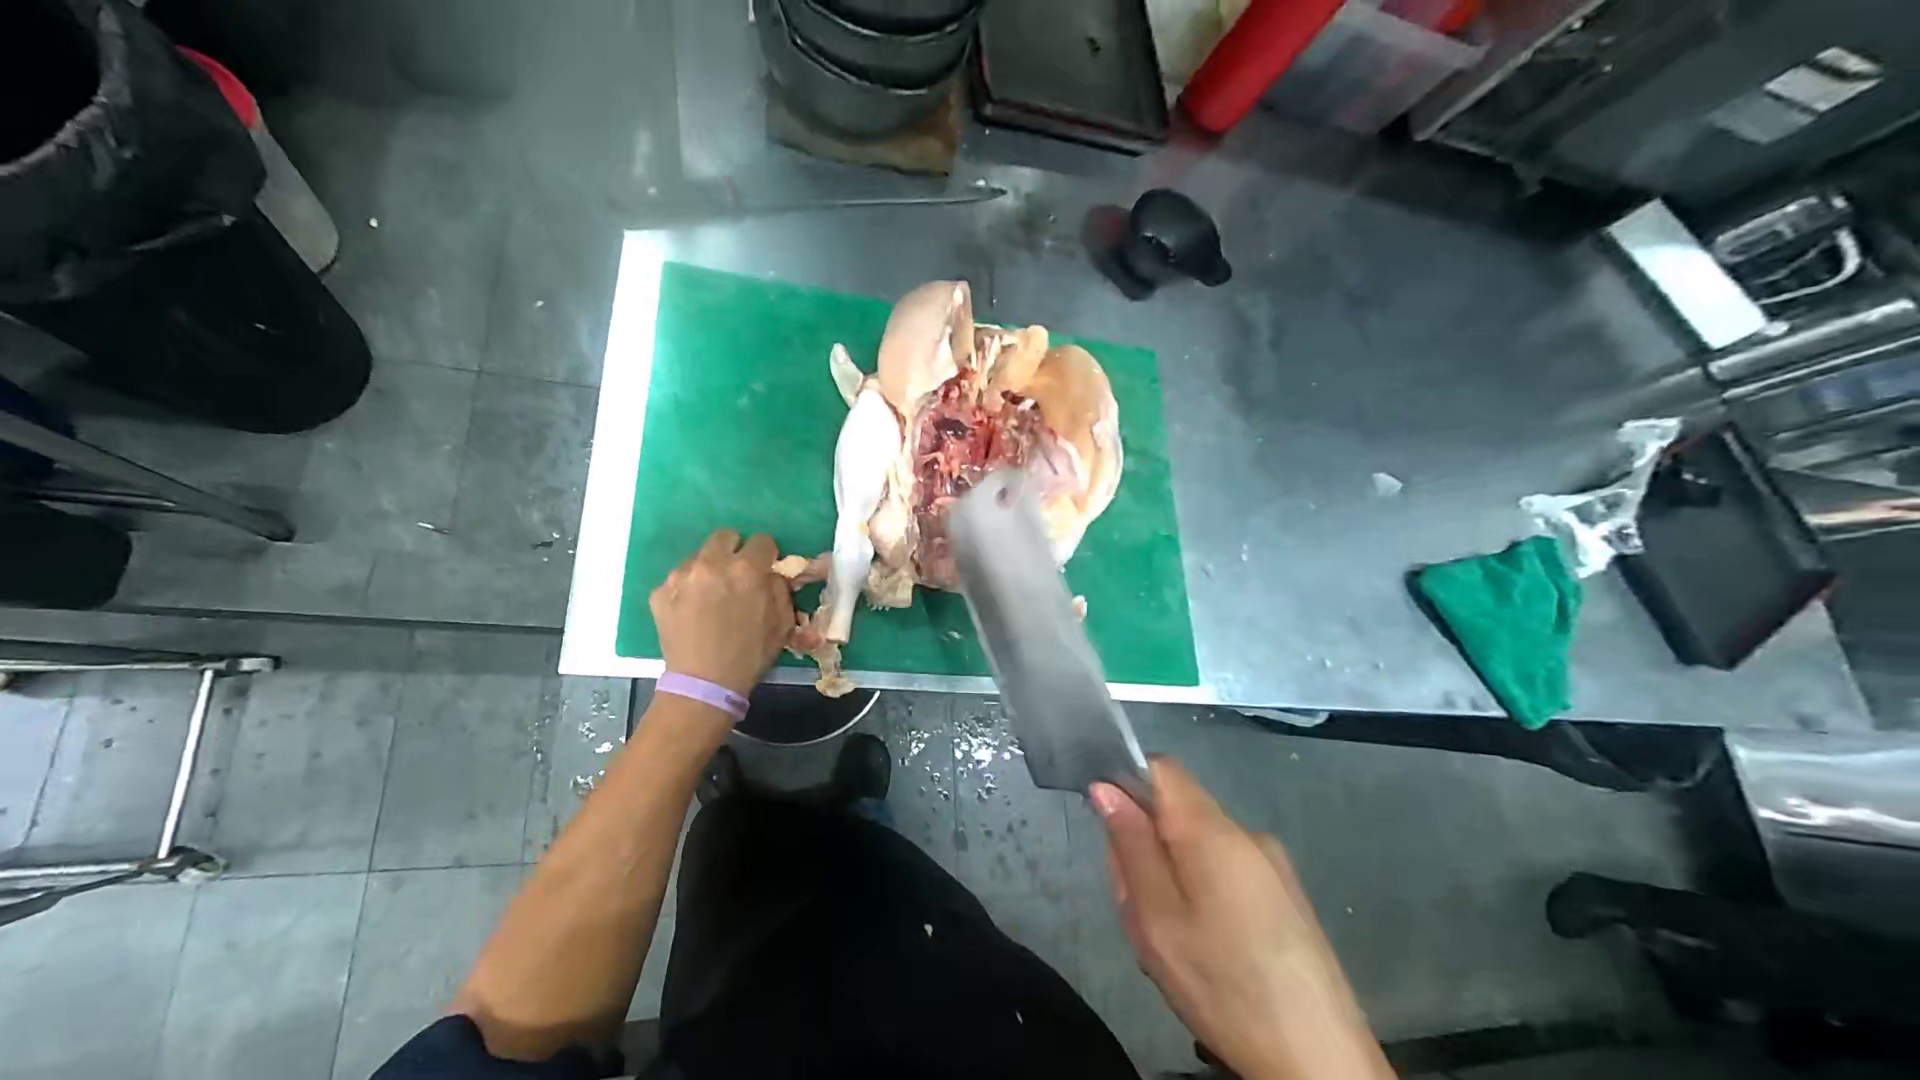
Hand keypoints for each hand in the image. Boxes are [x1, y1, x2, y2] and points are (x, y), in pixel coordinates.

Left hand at [650, 529, 794, 696]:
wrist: (703, 684)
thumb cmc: (750, 655)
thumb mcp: (783, 623)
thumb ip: (780, 589)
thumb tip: (772, 573)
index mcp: (746, 569)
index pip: (762, 540)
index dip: (766, 555)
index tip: (764, 569)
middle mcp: (711, 563)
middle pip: (726, 537)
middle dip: (735, 551)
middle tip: (736, 576)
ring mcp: (681, 576)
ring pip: (699, 557)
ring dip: (709, 570)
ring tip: (710, 597)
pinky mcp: (660, 591)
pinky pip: (678, 579)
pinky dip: (687, 589)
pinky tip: (691, 612)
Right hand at [1091, 760, 1391, 1079]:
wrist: (1321, 1063)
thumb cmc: (1224, 986)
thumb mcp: (1155, 920)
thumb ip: (1130, 847)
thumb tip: (1105, 788)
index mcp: (1214, 831)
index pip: (1161, 768)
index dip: (1127, 782)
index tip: (1110, 826)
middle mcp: (1248, 834)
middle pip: (1180, 810)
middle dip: (1148, 843)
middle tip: (1139, 906)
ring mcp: (1274, 865)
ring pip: (1201, 845)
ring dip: (1174, 874)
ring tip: (1174, 937)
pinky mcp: (1288, 896)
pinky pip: (1228, 871)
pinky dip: (1203, 892)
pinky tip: (1208, 948)